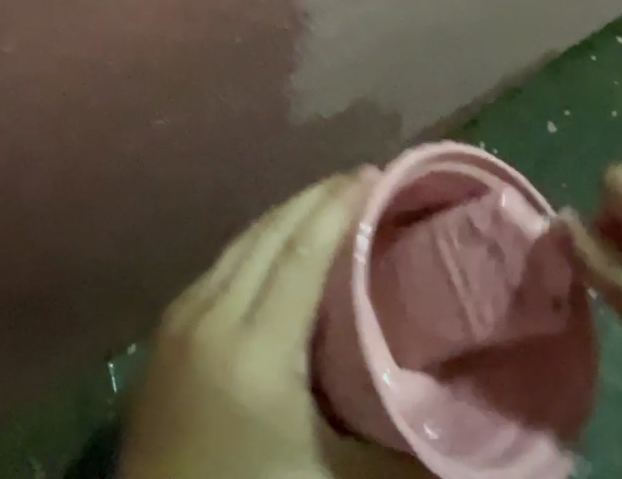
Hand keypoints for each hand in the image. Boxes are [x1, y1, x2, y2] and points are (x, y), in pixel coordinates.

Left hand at [119, 171, 431, 478]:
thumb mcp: (334, 478)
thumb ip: (397, 443)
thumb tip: (454, 409)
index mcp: (254, 349)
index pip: (301, 252)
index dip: (338, 207)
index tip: (373, 173)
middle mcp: (210, 315)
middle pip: (268, 234)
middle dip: (316, 198)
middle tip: (361, 177)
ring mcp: (180, 318)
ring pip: (240, 242)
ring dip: (286, 215)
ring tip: (329, 200)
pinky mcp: (167, 329)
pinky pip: (221, 263)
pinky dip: (259, 241)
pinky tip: (279, 244)